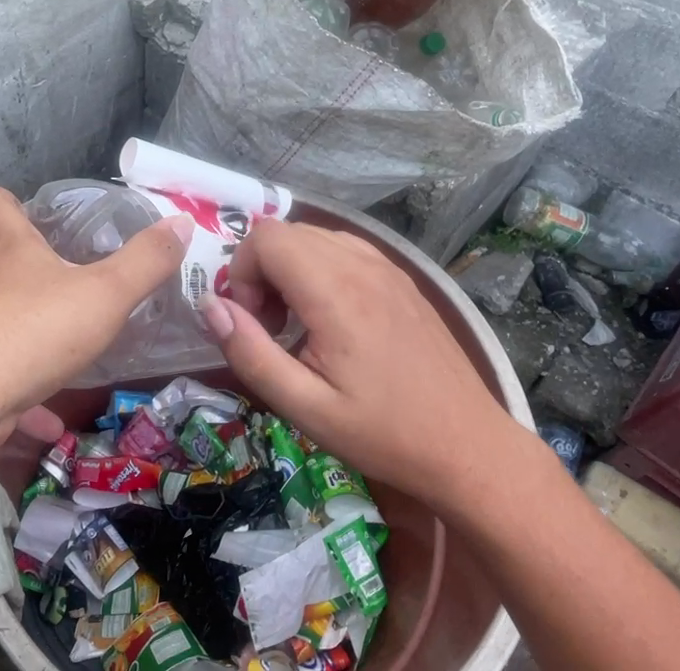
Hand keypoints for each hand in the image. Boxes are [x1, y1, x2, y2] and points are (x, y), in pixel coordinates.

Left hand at [0, 186, 192, 467]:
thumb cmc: (33, 331)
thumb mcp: (104, 296)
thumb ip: (144, 262)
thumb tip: (180, 222)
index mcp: (5, 247)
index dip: (3, 202)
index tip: (25, 215)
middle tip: (34, 279)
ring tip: (42, 348)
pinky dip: (6, 389)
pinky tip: (39, 417)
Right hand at [200, 219, 526, 507]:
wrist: (468, 448)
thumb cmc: (383, 434)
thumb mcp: (304, 408)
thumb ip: (250, 352)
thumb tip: (210, 306)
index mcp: (336, 292)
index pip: (265, 238)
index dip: (242, 272)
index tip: (253, 323)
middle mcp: (362, 265)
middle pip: (285, 231)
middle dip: (260, 271)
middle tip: (269, 328)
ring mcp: (387, 268)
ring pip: (313, 236)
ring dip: (289, 269)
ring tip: (297, 325)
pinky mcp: (401, 280)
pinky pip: (343, 249)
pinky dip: (319, 269)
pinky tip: (329, 319)